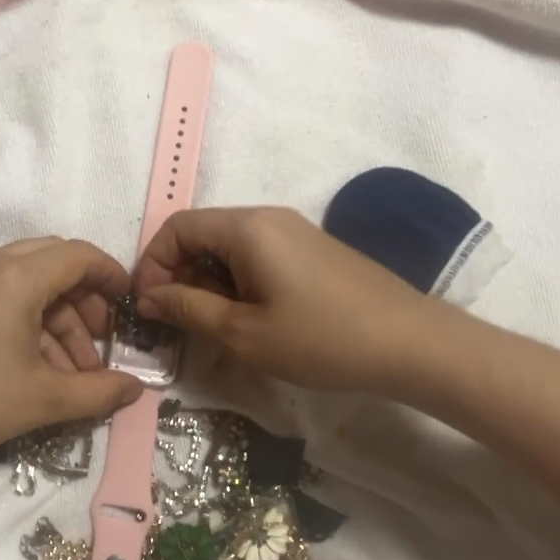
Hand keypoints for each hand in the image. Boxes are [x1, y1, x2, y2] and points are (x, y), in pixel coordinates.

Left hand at [0, 238, 145, 469]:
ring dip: (56, 319)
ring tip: (72, 372)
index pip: (78, 255)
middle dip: (83, 299)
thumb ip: (99, 391)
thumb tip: (137, 390)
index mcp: (17, 276)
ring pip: (26, 283)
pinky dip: (26, 322)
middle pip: (53, 263)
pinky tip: (36, 369)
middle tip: (100, 339)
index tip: (128, 302)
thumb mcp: (44, 399)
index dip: (111, 274)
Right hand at [135, 207, 447, 394]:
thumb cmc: (321, 339)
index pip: (177, 227)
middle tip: (177, 323)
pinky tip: (248, 319)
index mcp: (246, 227)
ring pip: (229, 246)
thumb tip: (148, 298)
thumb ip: (188, 310)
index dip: (152, 265)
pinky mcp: (311, 249)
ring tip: (212, 327)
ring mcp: (293, 230)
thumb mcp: (243, 333)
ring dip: (207, 281)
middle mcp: (267, 217)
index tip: (148, 309)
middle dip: (179, 275)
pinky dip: (236, 281)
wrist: (411, 343)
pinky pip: (256, 254)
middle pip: (202, 233)